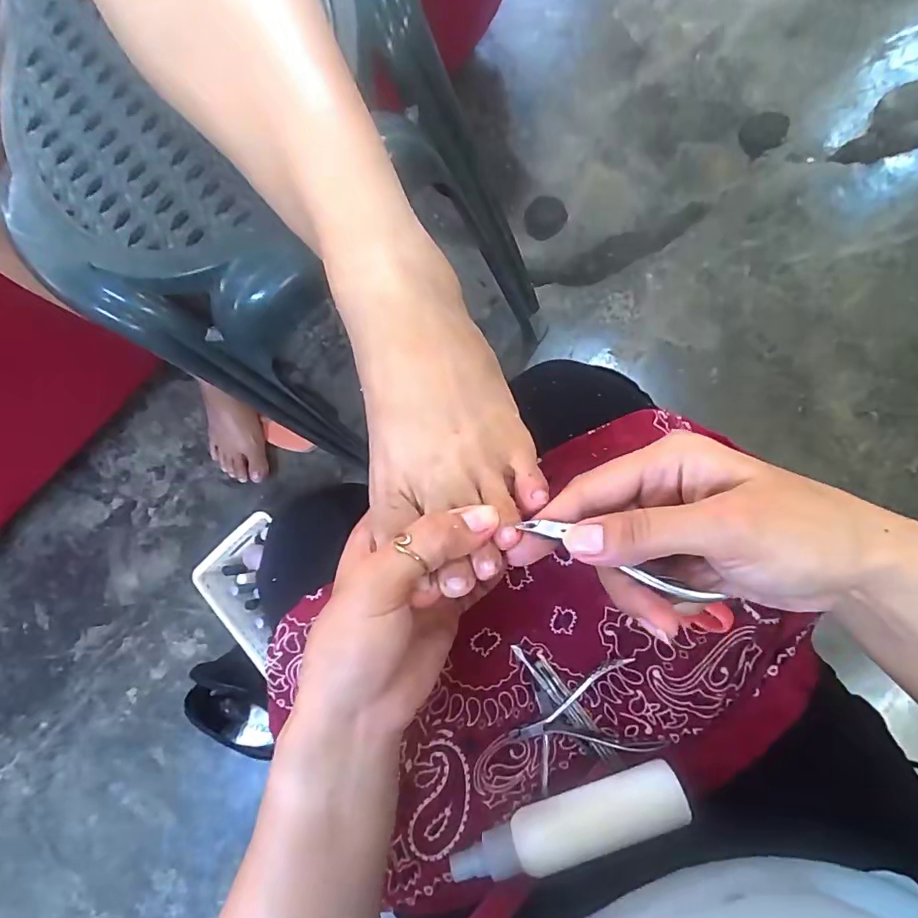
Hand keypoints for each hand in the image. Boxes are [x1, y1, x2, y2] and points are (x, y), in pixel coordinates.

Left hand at [293, 503, 502, 730]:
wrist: (360, 711)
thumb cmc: (355, 641)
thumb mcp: (380, 583)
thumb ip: (427, 544)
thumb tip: (486, 515)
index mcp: (379, 535)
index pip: (423, 500)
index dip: (454, 500)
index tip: (487, 505)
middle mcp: (407, 552)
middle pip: (451, 525)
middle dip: (474, 531)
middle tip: (492, 546)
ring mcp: (431, 580)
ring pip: (467, 551)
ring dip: (485, 553)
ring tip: (494, 563)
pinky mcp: (452, 607)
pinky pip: (478, 580)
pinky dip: (492, 575)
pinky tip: (504, 570)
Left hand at [341, 265, 544, 601]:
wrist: (411, 330)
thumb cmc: (390, 395)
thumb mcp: (382, 460)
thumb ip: (400, 505)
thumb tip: (417, 542)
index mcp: (398, 490)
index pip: (418, 549)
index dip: (433, 574)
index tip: (445, 587)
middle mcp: (438, 483)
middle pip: (463, 543)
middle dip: (473, 567)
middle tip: (483, 574)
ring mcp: (478, 459)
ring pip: (498, 519)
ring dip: (505, 542)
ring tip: (510, 550)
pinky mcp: (510, 434)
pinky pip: (528, 479)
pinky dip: (533, 499)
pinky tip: (535, 508)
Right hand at [504, 432, 917, 638]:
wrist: (857, 569)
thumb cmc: (799, 533)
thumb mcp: (720, 529)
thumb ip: (644, 533)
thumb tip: (571, 540)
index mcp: (668, 462)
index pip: (595, 487)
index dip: (556, 518)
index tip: (517, 552)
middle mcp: (660, 489)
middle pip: (604, 534)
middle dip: (623, 579)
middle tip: (651, 618)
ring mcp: (669, 526)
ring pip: (622, 564)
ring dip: (644, 598)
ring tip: (678, 624)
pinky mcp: (679, 557)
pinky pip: (646, 580)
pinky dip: (660, 603)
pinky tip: (690, 617)